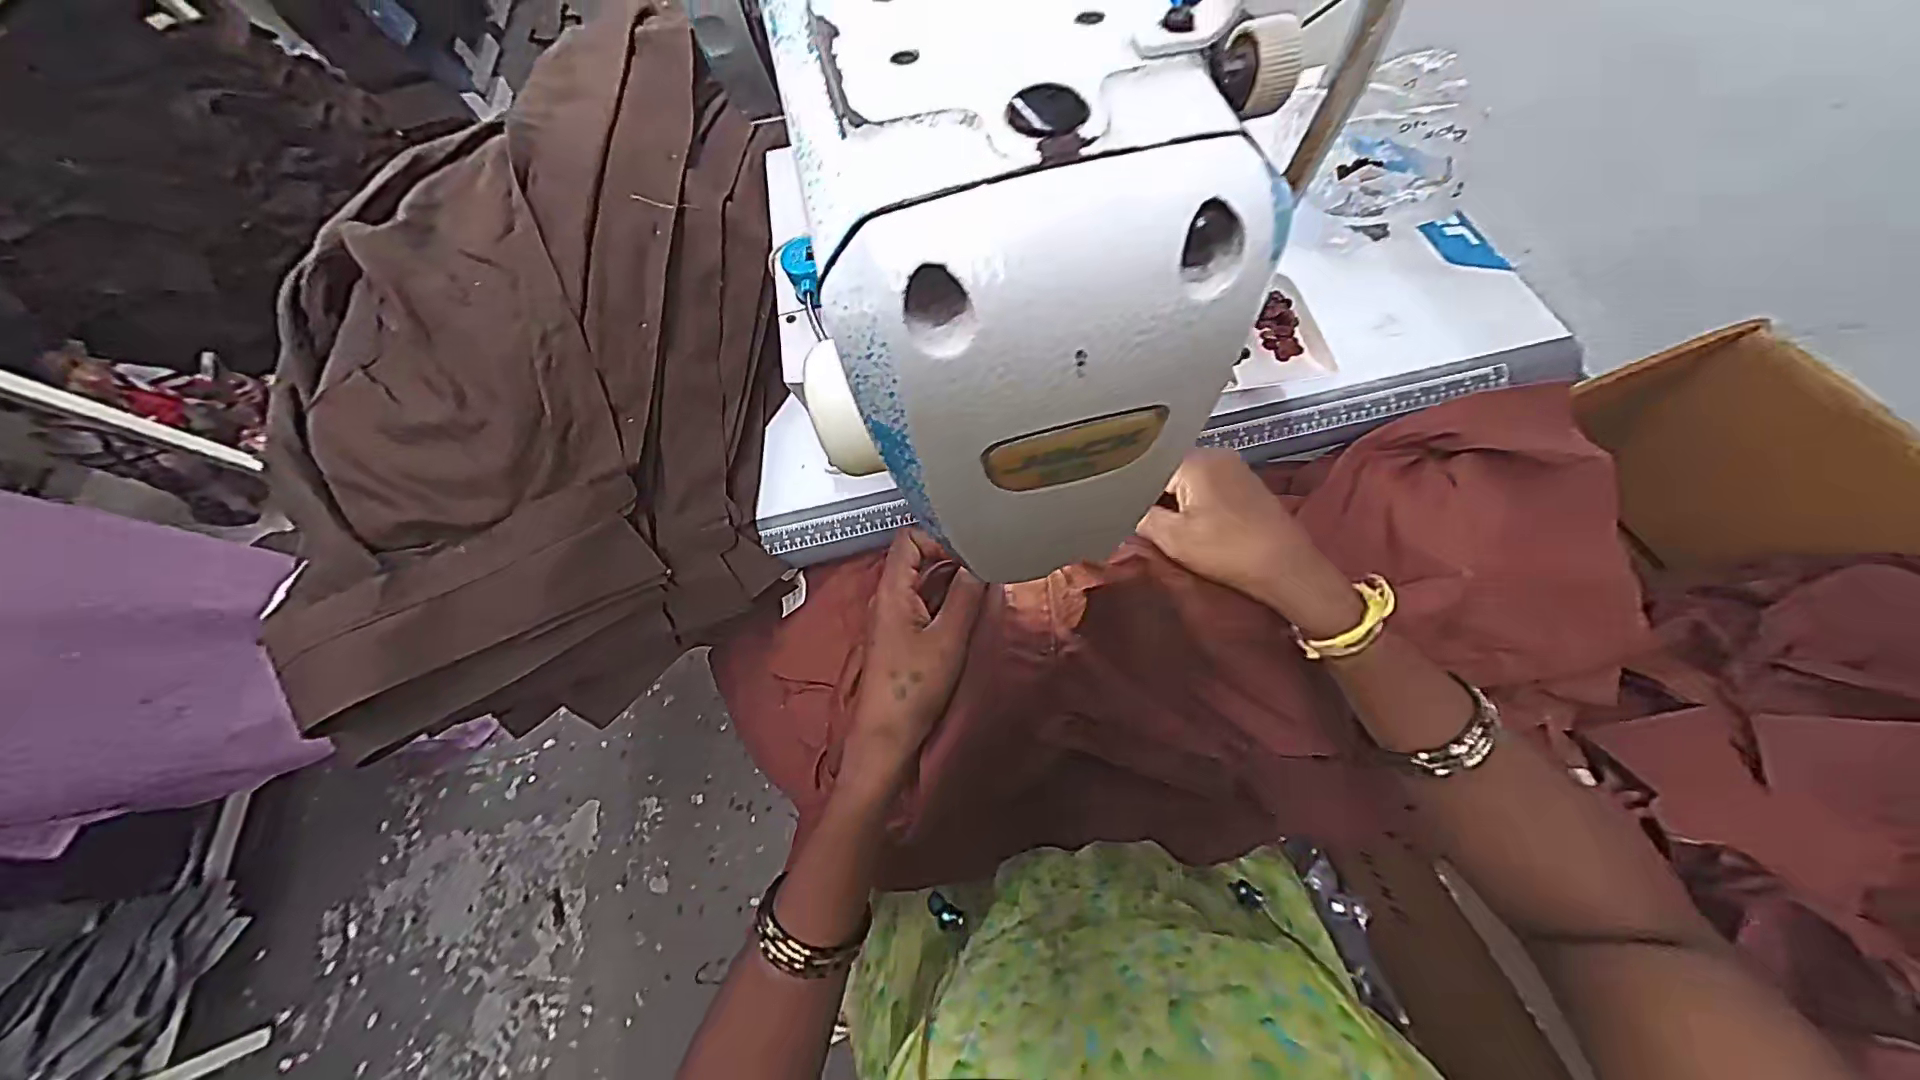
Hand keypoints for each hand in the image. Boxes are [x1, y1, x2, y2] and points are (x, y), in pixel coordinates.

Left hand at [841, 528, 987, 794]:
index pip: (909, 539)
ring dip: (949, 581)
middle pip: (915, 558)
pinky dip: (944, 601)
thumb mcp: (949, 638)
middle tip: (982, 567)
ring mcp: (891, 619)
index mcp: (891, 591)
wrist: (886, 736)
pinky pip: (922, 605)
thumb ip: (966, 595)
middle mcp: (886, 599)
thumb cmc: (913, 689)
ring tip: (980, 587)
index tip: (970, 550)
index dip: (939, 537)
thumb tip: (979, 564)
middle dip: (950, 557)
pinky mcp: (898, 638)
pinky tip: (966, 613)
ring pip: (921, 583)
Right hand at [1136, 449, 1361, 636]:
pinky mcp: (1245, 484)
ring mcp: (1234, 467)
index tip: (1124, 512)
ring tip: (1167, 526)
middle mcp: (1215, 454)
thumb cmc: (1228, 551)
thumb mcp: (1172, 538)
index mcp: (1195, 460)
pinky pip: (1206, 486)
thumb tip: (1122, 507)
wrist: (1286, 568)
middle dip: (1153, 495)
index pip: (1146, 466)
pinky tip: (1193, 525)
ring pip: (1186, 479)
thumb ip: (1140, 516)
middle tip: (1142, 523)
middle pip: (1167, 470)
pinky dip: (1193, 503)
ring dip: (1173, 501)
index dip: (1131, 490)